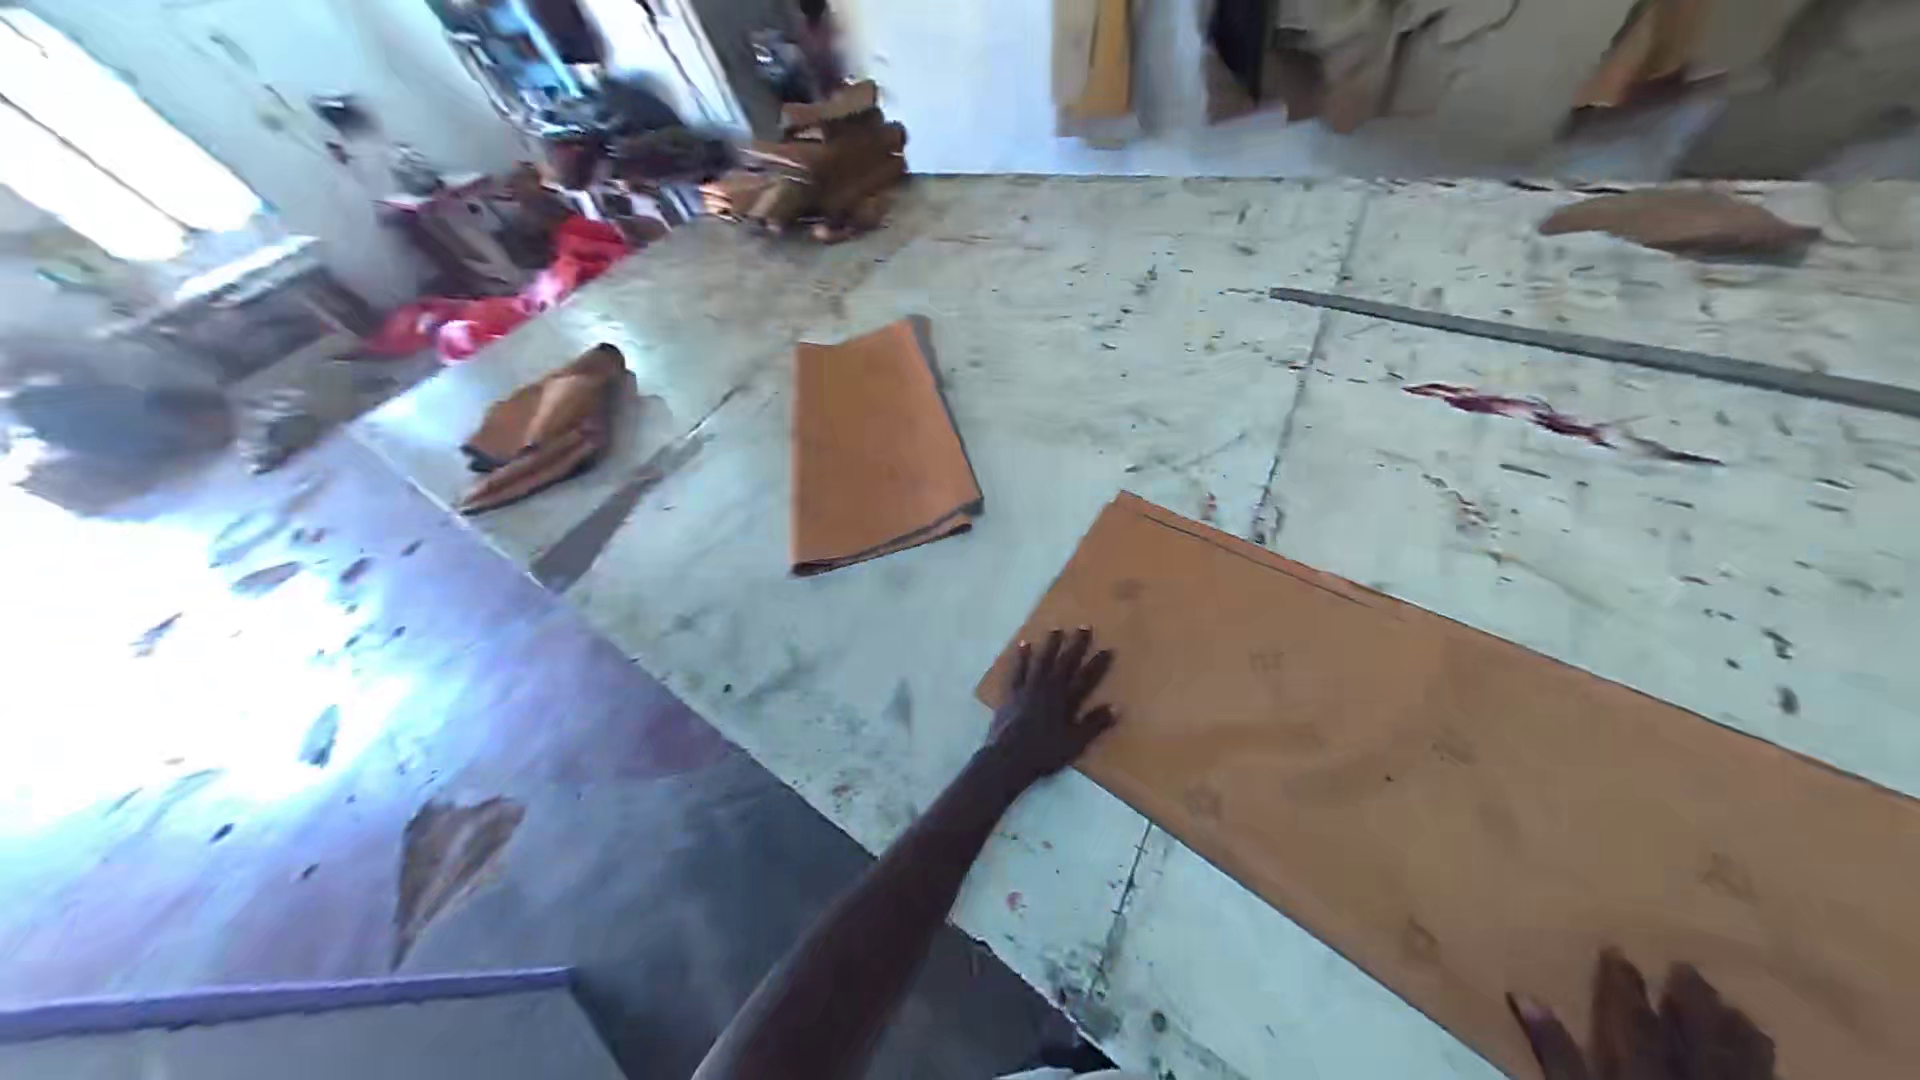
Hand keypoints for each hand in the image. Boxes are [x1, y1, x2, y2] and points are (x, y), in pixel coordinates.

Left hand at [988, 627, 1116, 783]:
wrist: (1008, 757)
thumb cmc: (1045, 752)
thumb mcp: (1075, 742)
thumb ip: (1095, 724)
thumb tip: (1117, 706)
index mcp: (1065, 700)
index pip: (1086, 678)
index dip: (1098, 664)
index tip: (1108, 648)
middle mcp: (1048, 688)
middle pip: (1065, 662)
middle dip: (1076, 644)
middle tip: (1083, 626)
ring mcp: (1028, 688)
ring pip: (1042, 661)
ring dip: (1050, 645)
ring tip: (1055, 629)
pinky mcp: (1012, 692)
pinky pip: (1018, 670)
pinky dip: (1021, 657)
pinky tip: (1023, 644)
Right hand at [1509, 949, 1774, 1079]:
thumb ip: (1556, 1053)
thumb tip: (1523, 994)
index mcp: (1644, 1074)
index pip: (1636, 1020)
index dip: (1626, 985)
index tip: (1619, 951)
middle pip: (1698, 1040)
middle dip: (1694, 1003)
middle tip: (1690, 968)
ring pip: (1742, 1068)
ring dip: (1740, 1037)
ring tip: (1739, 1010)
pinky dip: (1767, 1073)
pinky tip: (1769, 1064)